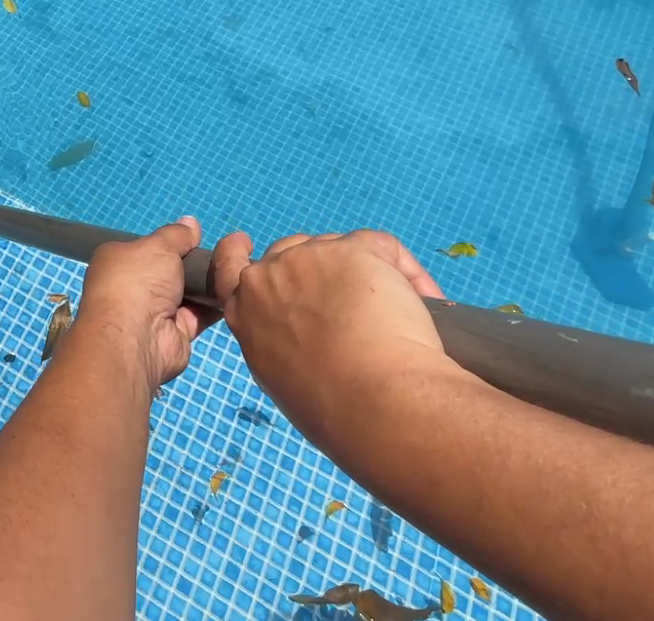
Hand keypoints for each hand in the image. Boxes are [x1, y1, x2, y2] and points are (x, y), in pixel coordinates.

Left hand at [73, 217, 237, 390]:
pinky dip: (214, 306)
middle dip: (191, 265)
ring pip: (186, 293)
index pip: (145, 248)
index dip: (168, 244)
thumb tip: (190, 222)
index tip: (194, 239)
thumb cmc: (138, 281)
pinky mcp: (175, 332)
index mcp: (117, 260)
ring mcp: (153, 311)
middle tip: (222, 254)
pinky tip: (235, 292)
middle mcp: (132, 286)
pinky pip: (199, 314)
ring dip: (206, 285)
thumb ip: (176, 235)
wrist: (137, 337)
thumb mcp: (158, 247)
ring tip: (234, 269)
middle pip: (168, 271)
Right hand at [211, 230, 465, 448]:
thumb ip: (279, 344)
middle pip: (289, 251)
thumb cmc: (331, 411)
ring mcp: (306, 259)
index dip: (236, 252)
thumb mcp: (281, 378)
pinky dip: (405, 269)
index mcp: (244, 313)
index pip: (229, 266)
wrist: (376, 402)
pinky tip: (424, 297)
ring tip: (397, 313)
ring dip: (362, 270)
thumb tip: (310, 339)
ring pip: (336, 247)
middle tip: (350, 298)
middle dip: (316, 266)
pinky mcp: (351, 251)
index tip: (243, 243)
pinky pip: (381, 247)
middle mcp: (267, 278)